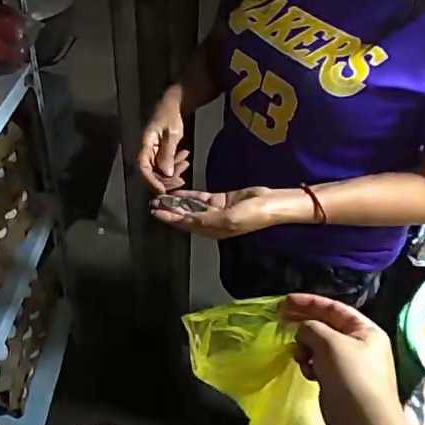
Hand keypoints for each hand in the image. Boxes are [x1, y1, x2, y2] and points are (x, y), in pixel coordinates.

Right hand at [136, 97, 189, 193]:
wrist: (172, 104)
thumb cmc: (170, 115)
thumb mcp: (172, 133)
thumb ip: (168, 153)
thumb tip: (166, 174)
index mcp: (146, 144)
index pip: (143, 168)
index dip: (151, 181)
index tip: (163, 191)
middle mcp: (146, 151)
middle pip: (151, 173)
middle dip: (166, 179)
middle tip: (181, 180)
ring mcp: (152, 152)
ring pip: (159, 171)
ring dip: (173, 171)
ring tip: (186, 162)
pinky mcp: (159, 152)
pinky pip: (164, 165)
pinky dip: (175, 165)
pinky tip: (185, 158)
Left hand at [150, 187, 298, 239]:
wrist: (271, 204)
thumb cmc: (251, 215)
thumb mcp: (227, 219)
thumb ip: (204, 219)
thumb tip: (185, 219)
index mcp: (213, 231)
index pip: (186, 225)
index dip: (170, 219)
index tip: (156, 213)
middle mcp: (212, 223)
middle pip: (186, 217)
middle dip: (170, 211)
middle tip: (153, 203)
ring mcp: (216, 211)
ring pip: (191, 207)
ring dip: (177, 203)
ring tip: (161, 197)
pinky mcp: (221, 200)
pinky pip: (201, 199)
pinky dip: (189, 196)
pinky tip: (178, 193)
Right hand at [284, 294, 403, 424]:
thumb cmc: (352, 381)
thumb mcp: (331, 345)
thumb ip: (313, 328)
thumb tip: (304, 330)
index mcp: (365, 330)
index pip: (334, 307)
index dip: (309, 302)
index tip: (286, 302)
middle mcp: (360, 344)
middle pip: (327, 325)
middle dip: (304, 323)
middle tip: (280, 319)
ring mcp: (351, 364)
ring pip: (321, 346)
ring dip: (306, 347)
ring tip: (300, 356)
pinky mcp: (341, 382)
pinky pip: (321, 364)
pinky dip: (311, 364)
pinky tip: (308, 372)